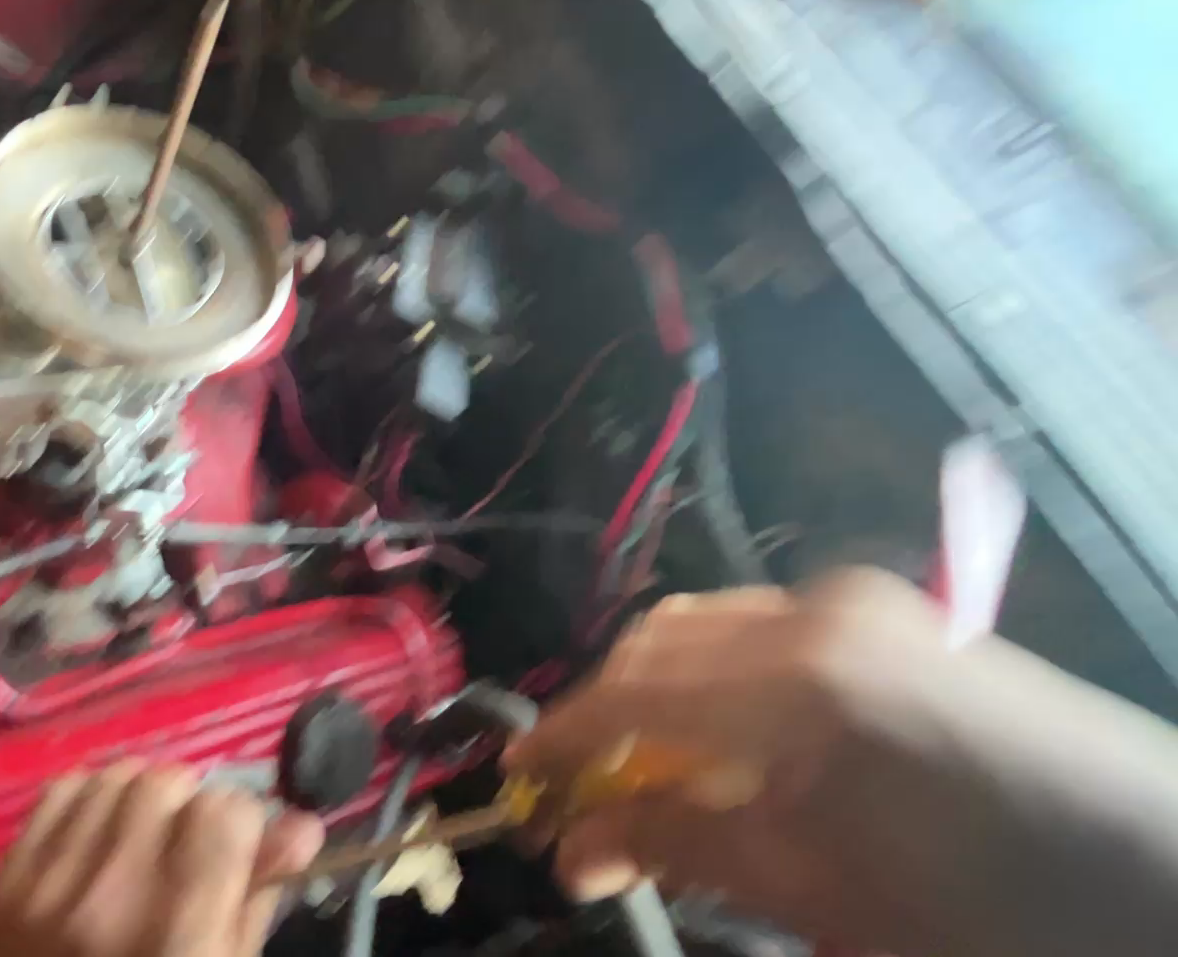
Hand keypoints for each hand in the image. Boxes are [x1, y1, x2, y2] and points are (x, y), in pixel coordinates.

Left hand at [0, 762, 324, 956]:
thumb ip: (257, 897)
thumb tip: (301, 824)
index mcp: (179, 936)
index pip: (226, 813)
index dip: (243, 823)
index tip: (238, 846)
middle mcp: (114, 900)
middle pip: (169, 782)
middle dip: (190, 805)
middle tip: (186, 845)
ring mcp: (51, 886)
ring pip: (117, 776)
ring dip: (141, 797)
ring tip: (143, 838)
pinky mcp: (9, 878)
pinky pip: (64, 788)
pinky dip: (91, 798)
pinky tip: (100, 835)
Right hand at [503, 567, 1177, 956]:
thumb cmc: (1000, 917)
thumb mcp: (821, 895)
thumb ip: (676, 848)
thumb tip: (569, 851)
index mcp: (804, 684)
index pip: (633, 697)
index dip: (562, 738)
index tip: (517, 777)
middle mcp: (815, 614)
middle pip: (653, 646)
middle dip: (604, 714)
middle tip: (584, 781)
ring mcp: (854, 600)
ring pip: (696, 625)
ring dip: (652, 687)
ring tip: (649, 756)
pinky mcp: (883, 609)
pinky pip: (752, 624)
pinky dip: (711, 670)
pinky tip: (725, 725)